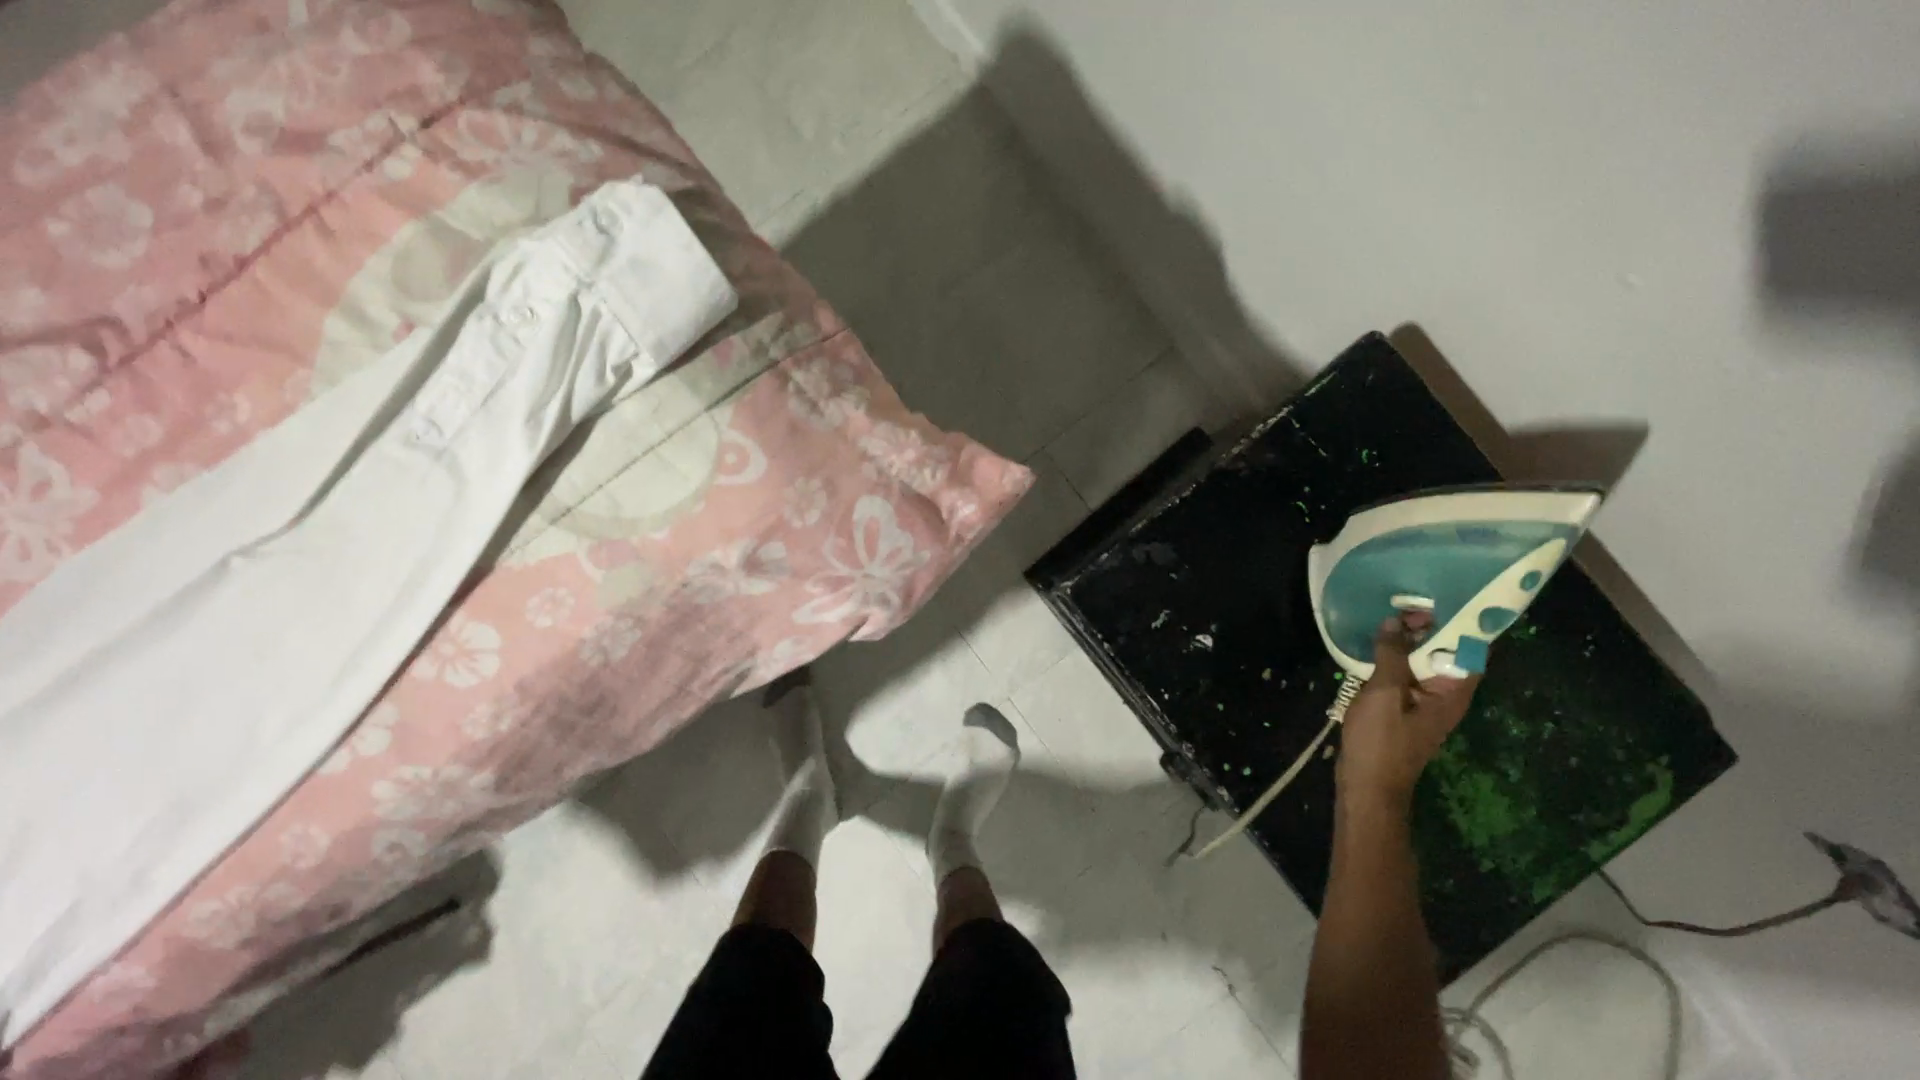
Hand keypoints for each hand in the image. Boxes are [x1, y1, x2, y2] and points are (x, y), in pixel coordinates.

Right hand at [1335, 613, 1479, 810]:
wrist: (1367, 785)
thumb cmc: (1381, 742)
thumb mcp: (1384, 693)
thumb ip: (1391, 655)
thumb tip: (1395, 622)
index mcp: (1453, 692)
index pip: (1471, 649)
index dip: (1460, 621)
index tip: (1442, 596)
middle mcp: (1446, 695)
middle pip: (1446, 652)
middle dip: (1430, 626)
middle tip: (1406, 602)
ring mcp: (1425, 702)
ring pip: (1424, 663)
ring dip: (1410, 641)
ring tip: (1390, 616)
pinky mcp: (1405, 708)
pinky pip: (1407, 675)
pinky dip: (1397, 658)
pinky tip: (1377, 645)